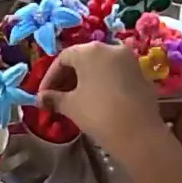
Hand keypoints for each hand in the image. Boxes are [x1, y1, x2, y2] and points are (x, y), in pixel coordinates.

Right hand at [39, 42, 165, 157]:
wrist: (138, 133)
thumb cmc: (98, 113)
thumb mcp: (71, 106)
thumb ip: (54, 98)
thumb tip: (41, 98)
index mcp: (90, 50)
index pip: (63, 58)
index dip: (50, 77)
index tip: (44, 95)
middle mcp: (111, 48)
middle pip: (83, 59)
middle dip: (68, 78)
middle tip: (58, 98)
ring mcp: (129, 60)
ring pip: (100, 66)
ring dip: (85, 81)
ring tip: (76, 100)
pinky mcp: (141, 74)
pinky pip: (115, 75)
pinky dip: (103, 84)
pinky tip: (98, 101)